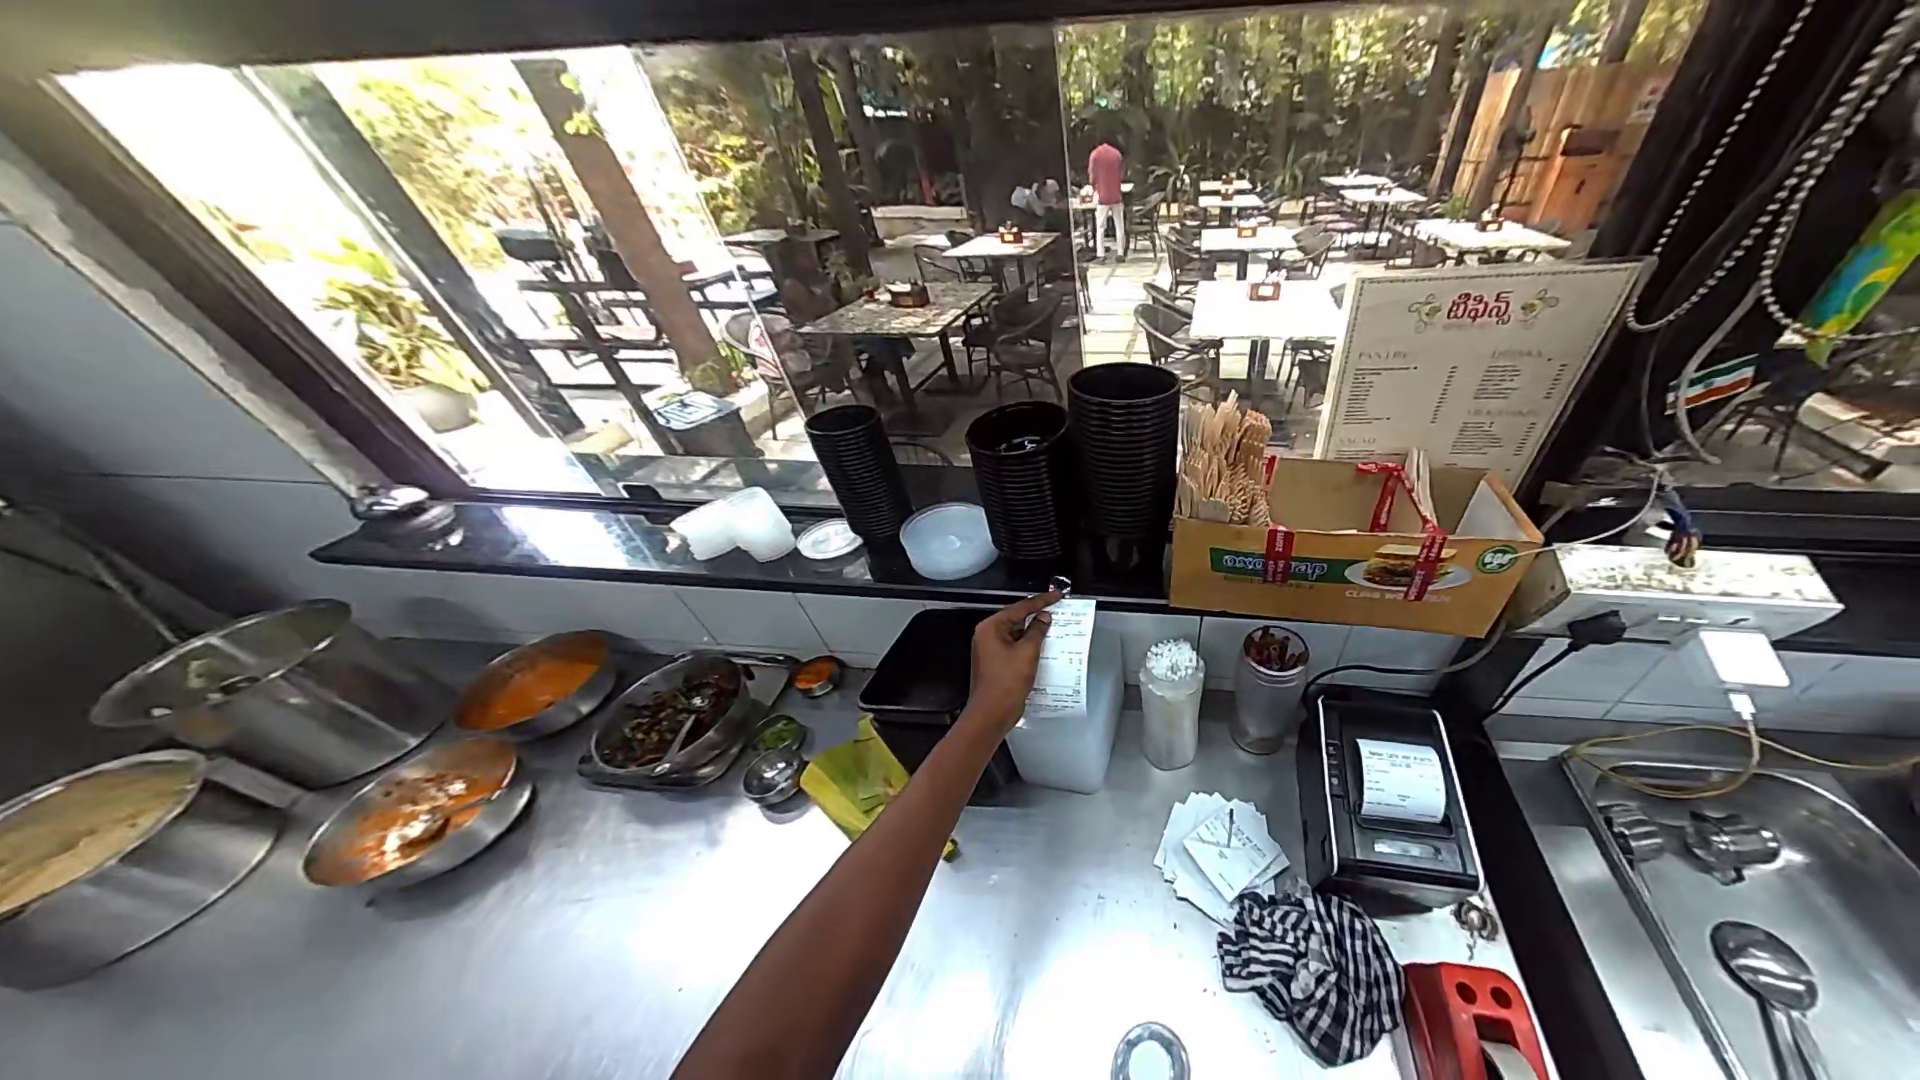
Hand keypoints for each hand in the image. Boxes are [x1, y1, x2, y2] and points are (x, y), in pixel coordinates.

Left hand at [963, 591, 1060, 735]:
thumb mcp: (1027, 652)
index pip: (1019, 608)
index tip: (1055, 596)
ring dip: (1033, 634)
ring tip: (1054, 629)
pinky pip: (1014, 648)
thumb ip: (1037, 631)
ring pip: (1016, 635)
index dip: (1040, 601)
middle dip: (1036, 617)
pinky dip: (1028, 647)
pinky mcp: (996, 663)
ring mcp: (990, 650)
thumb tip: (1043, 619)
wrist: (992, 712)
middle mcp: (987, 636)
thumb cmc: (1005, 683)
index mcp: (991, 628)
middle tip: (1056, 611)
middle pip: (1015, 620)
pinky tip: (1044, 649)